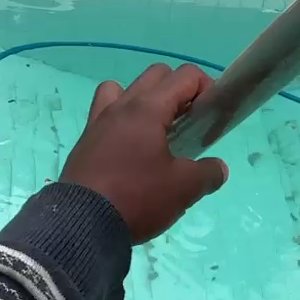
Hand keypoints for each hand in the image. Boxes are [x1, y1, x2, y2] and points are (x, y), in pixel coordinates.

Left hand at [60, 62, 228, 242]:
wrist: (81, 223)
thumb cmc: (137, 198)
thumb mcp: (183, 189)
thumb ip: (207, 174)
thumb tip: (217, 168)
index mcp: (148, 108)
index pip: (184, 76)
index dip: (206, 88)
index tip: (211, 116)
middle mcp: (120, 106)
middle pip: (154, 76)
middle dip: (177, 91)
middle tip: (187, 124)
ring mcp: (97, 123)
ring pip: (121, 90)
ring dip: (141, 100)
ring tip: (152, 133)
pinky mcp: (84, 143)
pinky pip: (103, 116)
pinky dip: (120, 123)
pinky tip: (128, 152)